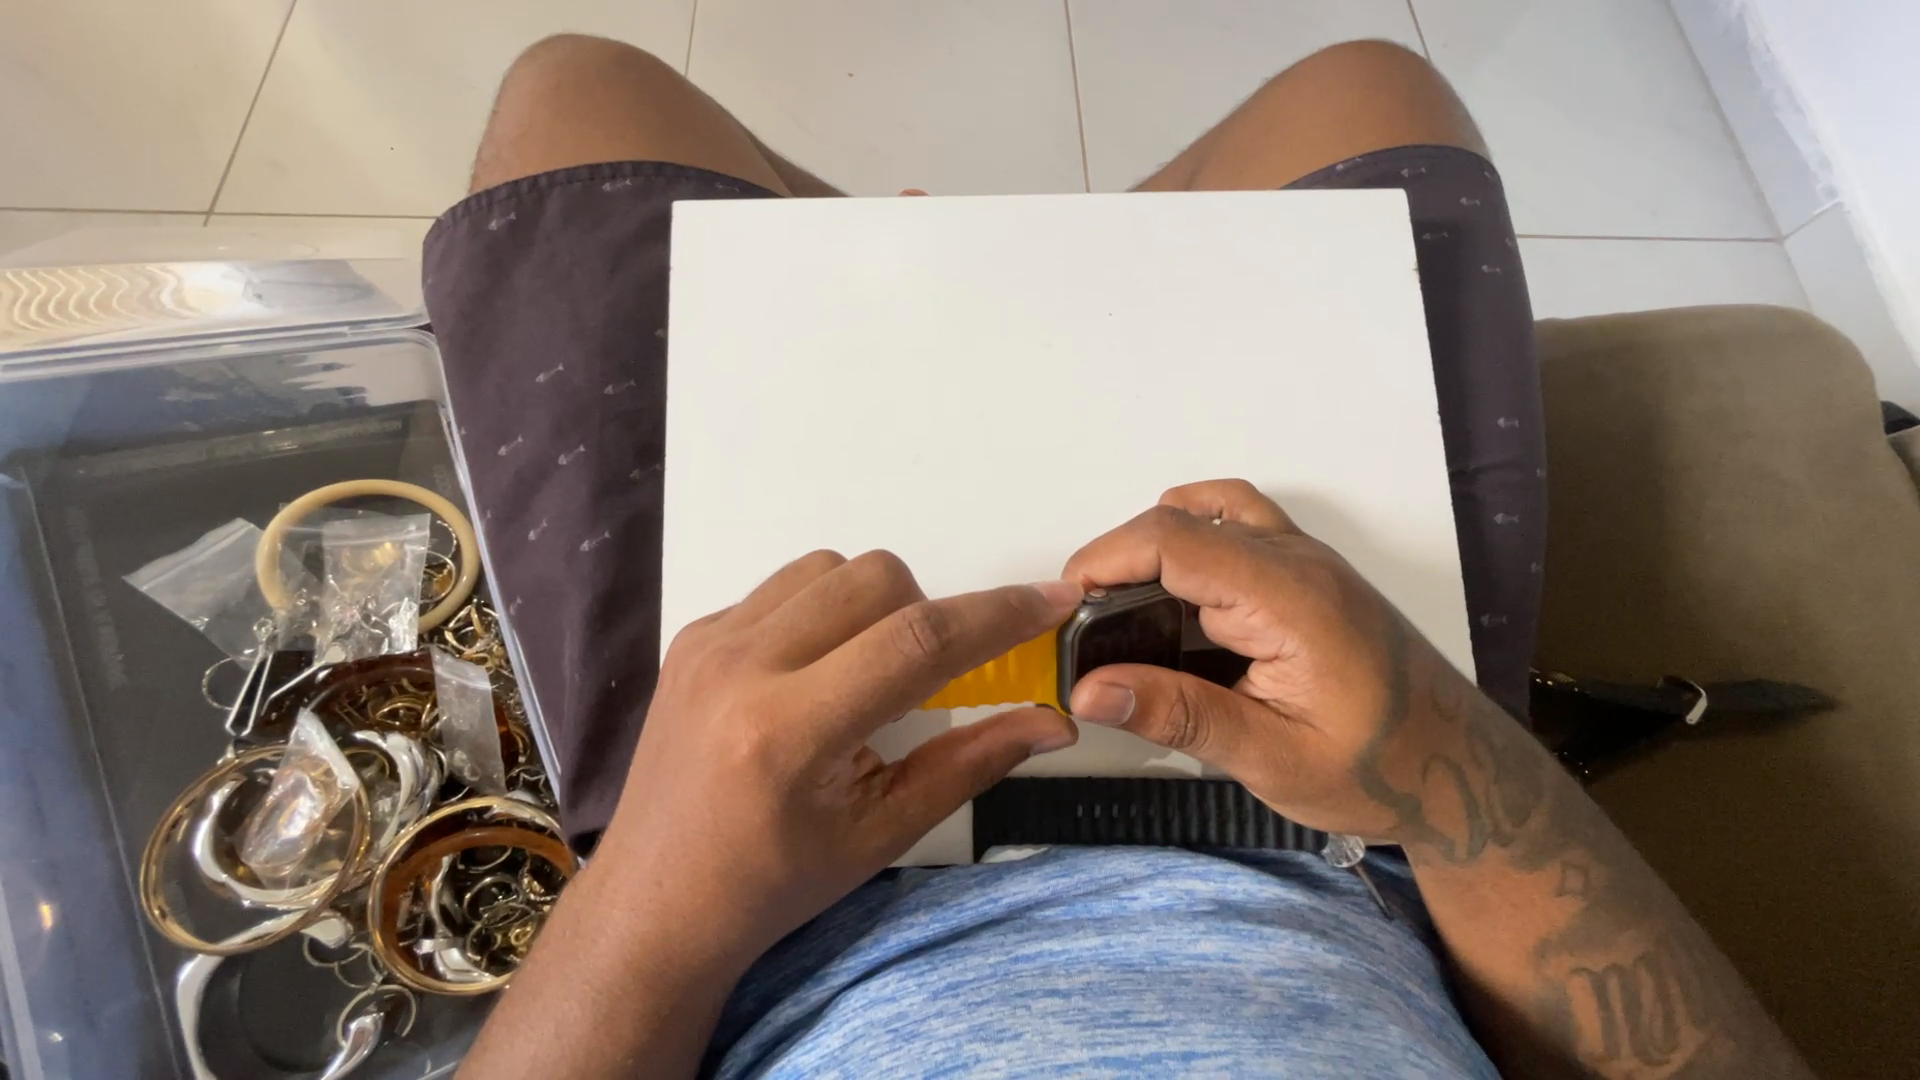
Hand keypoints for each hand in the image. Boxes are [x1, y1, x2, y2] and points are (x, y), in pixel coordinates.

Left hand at [596, 550, 1080, 970]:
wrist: (656, 903)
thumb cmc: (775, 883)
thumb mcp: (883, 832)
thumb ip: (972, 762)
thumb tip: (1050, 722)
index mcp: (792, 731)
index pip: (919, 642)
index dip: (999, 614)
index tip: (1052, 601)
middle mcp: (743, 668)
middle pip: (877, 578)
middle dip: (927, 614)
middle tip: (918, 680)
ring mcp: (710, 643)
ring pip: (830, 567)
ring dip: (873, 605)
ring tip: (862, 672)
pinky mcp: (694, 635)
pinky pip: (785, 585)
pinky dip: (824, 612)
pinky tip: (812, 672)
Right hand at [1063, 479, 1479, 840]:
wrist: (1461, 771)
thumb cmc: (1378, 771)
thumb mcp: (1271, 758)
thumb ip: (1178, 715)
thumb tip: (1089, 691)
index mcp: (1287, 599)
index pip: (1174, 541)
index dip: (1105, 560)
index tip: (1066, 607)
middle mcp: (1296, 560)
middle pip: (1182, 520)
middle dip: (1117, 560)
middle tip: (1086, 623)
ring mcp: (1305, 559)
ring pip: (1209, 511)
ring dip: (1152, 546)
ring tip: (1122, 606)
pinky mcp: (1306, 572)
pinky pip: (1239, 522)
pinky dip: (1192, 534)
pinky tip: (1175, 588)